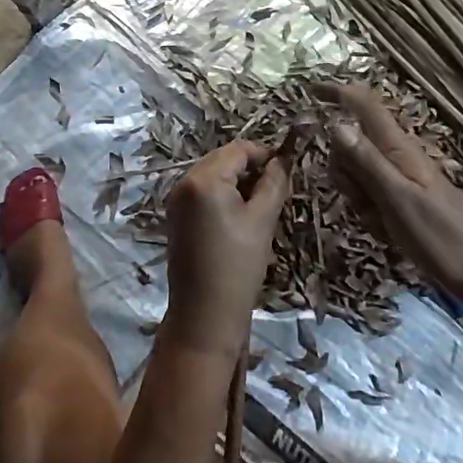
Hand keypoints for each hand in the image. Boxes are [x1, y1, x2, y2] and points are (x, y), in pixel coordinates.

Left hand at [161, 141, 289, 358]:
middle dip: (249, 168)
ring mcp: (176, 200)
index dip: (264, 154)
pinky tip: (240, 217)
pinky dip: (222, 196)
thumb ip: (273, 184)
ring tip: (260, 205)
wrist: (204, 313)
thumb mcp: (262, 221)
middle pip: (222, 159)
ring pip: (212, 176)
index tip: (287, 169)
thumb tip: (282, 160)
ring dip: (237, 182)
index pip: (237, 149)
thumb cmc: (238, 266)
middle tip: (276, 188)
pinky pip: (202, 193)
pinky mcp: (176, 216)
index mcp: (203, 179)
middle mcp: (183, 182)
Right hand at [325, 85, 462, 300]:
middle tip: (358, 196)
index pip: (364, 105)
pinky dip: (368, 209)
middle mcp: (397, 155)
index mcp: (398, 148)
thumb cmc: (441, 237)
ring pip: (355, 170)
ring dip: (355, 193)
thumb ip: (365, 160)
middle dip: (342, 167)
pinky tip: (384, 229)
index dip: (338, 92)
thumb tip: (335, 123)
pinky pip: (367, 193)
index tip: (309, 90)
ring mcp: (399, 177)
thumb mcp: (396, 198)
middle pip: (351, 142)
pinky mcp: (400, 197)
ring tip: (377, 218)